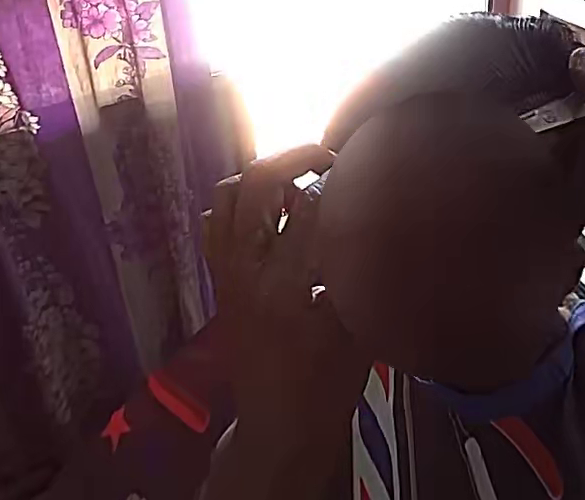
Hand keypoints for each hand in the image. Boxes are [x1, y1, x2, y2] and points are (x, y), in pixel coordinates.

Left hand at [204, 145, 369, 461]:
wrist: (277, 428)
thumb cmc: (326, 383)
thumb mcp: (355, 326)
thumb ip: (357, 266)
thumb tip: (367, 211)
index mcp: (285, 285)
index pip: (307, 205)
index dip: (334, 179)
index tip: (355, 170)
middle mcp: (245, 268)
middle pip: (256, 183)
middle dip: (293, 157)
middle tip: (325, 158)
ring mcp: (225, 269)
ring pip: (228, 192)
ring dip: (263, 177)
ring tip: (297, 185)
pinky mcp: (218, 276)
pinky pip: (217, 218)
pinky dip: (240, 201)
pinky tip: (270, 212)